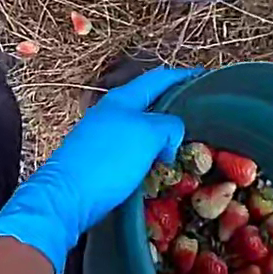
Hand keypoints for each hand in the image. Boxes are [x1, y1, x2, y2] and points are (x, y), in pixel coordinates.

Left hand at [0, 67, 199, 273]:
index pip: (158, 79)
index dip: (183, 77)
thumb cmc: (107, 159)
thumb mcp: (147, 134)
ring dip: (164, 134)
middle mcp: (111, 113)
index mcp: (122, 100)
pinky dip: (151, 154)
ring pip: (142, 129)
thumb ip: (168, 125)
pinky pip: (134, 151)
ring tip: (187, 143)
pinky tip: (161, 166)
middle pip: (149, 103)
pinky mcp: (100, 160)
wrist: (67, 197)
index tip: (205, 77)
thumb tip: (170, 137)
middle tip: (201, 116)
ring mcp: (103, 137)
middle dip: (175, 106)